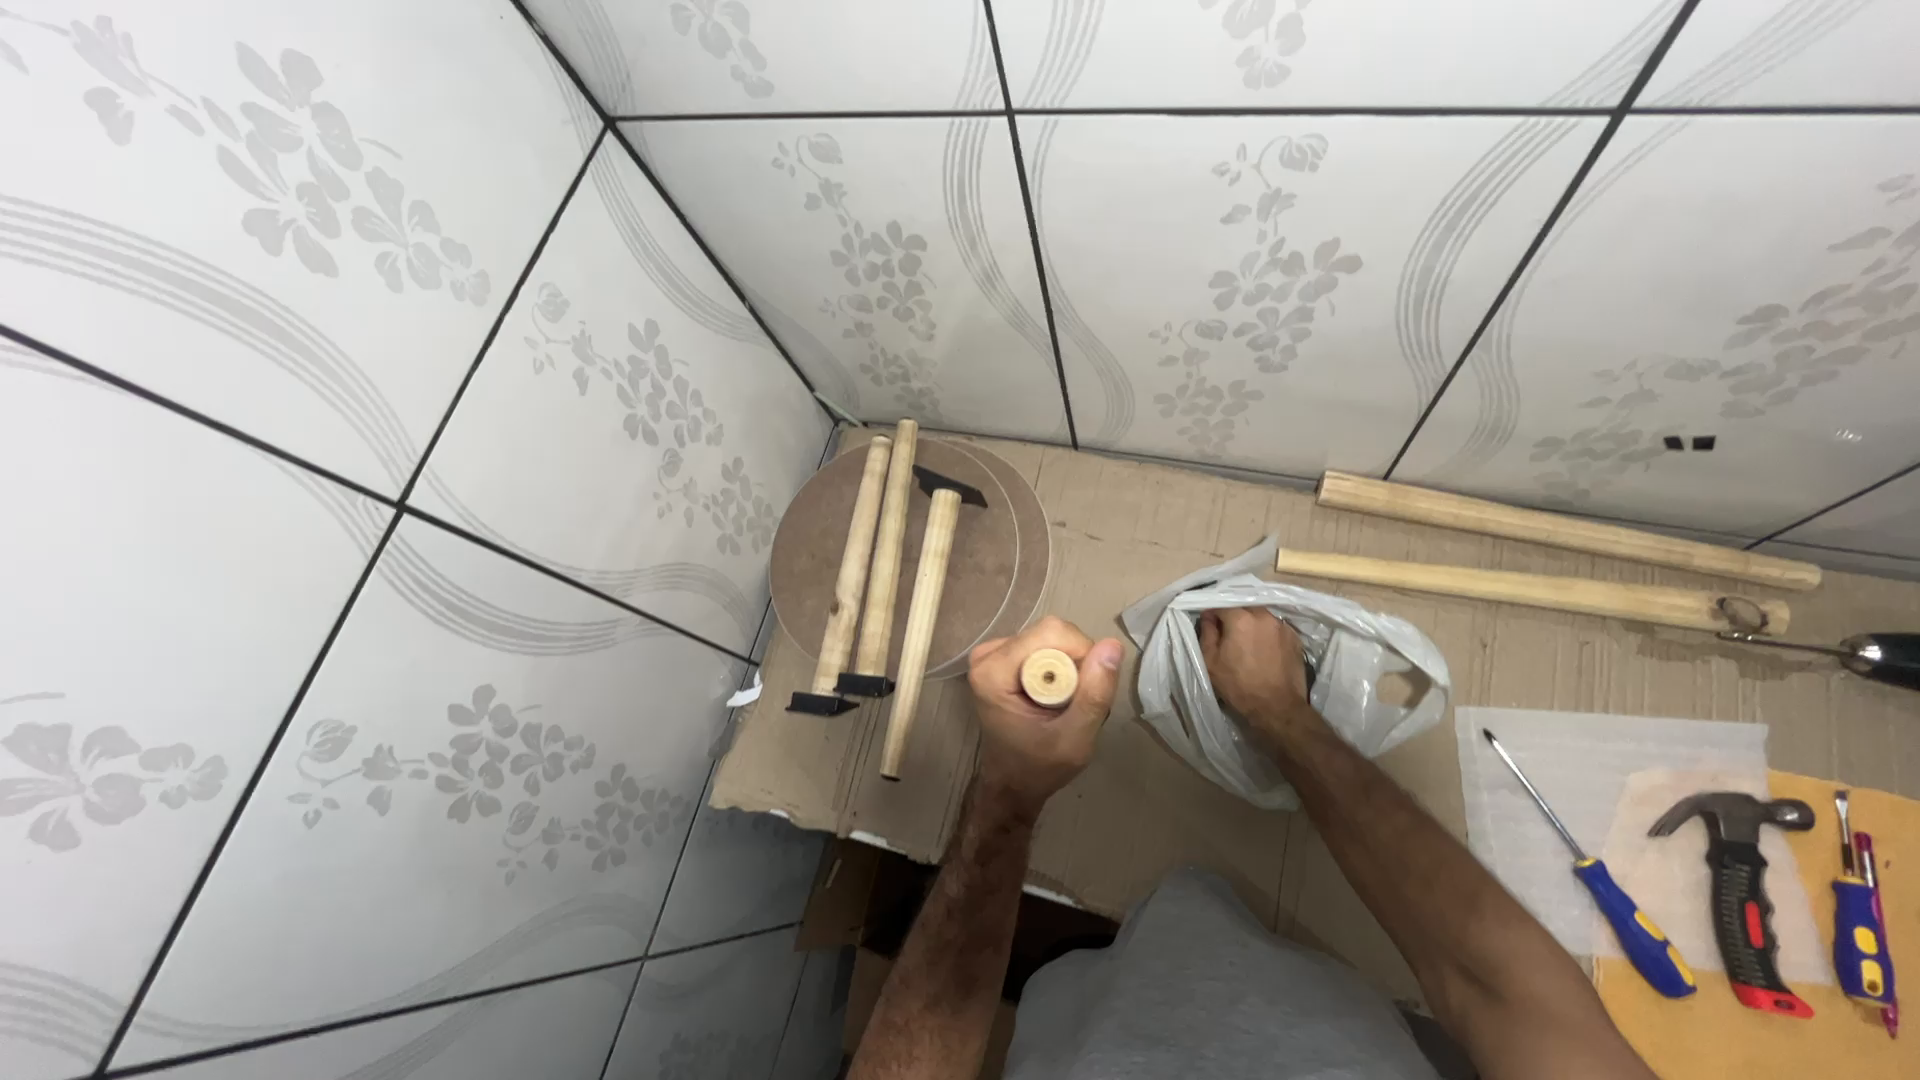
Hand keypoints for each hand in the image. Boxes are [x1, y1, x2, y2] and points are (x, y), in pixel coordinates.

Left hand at [967, 616, 1122, 822]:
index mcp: (993, 671)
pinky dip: (1059, 667)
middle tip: (1076, 702)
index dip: (1081, 656)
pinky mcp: (1001, 656)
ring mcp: (992, 653)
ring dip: (1069, 666)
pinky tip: (1056, 695)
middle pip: (1051, 632)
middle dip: (1075, 662)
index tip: (1084, 693)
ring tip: (1066, 702)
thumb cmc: (1039, 767)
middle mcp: (987, 655)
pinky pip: (1043, 645)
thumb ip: (1094, 694)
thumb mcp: (1076, 740)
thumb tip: (1113, 645)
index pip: (1053, 633)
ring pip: (1051, 637)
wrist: (1012, 783)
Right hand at [1198, 608, 1312, 739]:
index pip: (1221, 605)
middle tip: (1227, 635)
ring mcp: (1282, 626)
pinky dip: (1266, 633)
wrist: (1277, 706)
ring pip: (1261, 616)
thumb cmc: (1238, 685)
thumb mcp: (1210, 661)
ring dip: (1251, 624)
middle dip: (1233, 616)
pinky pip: (1275, 628)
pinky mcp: (1295, 638)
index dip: (1212, 614)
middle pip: (1243, 607)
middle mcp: (1264, 616)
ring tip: (1246, 642)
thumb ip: (1207, 633)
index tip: (1209, 627)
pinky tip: (1263, 649)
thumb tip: (1208, 617)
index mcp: (1241, 619)